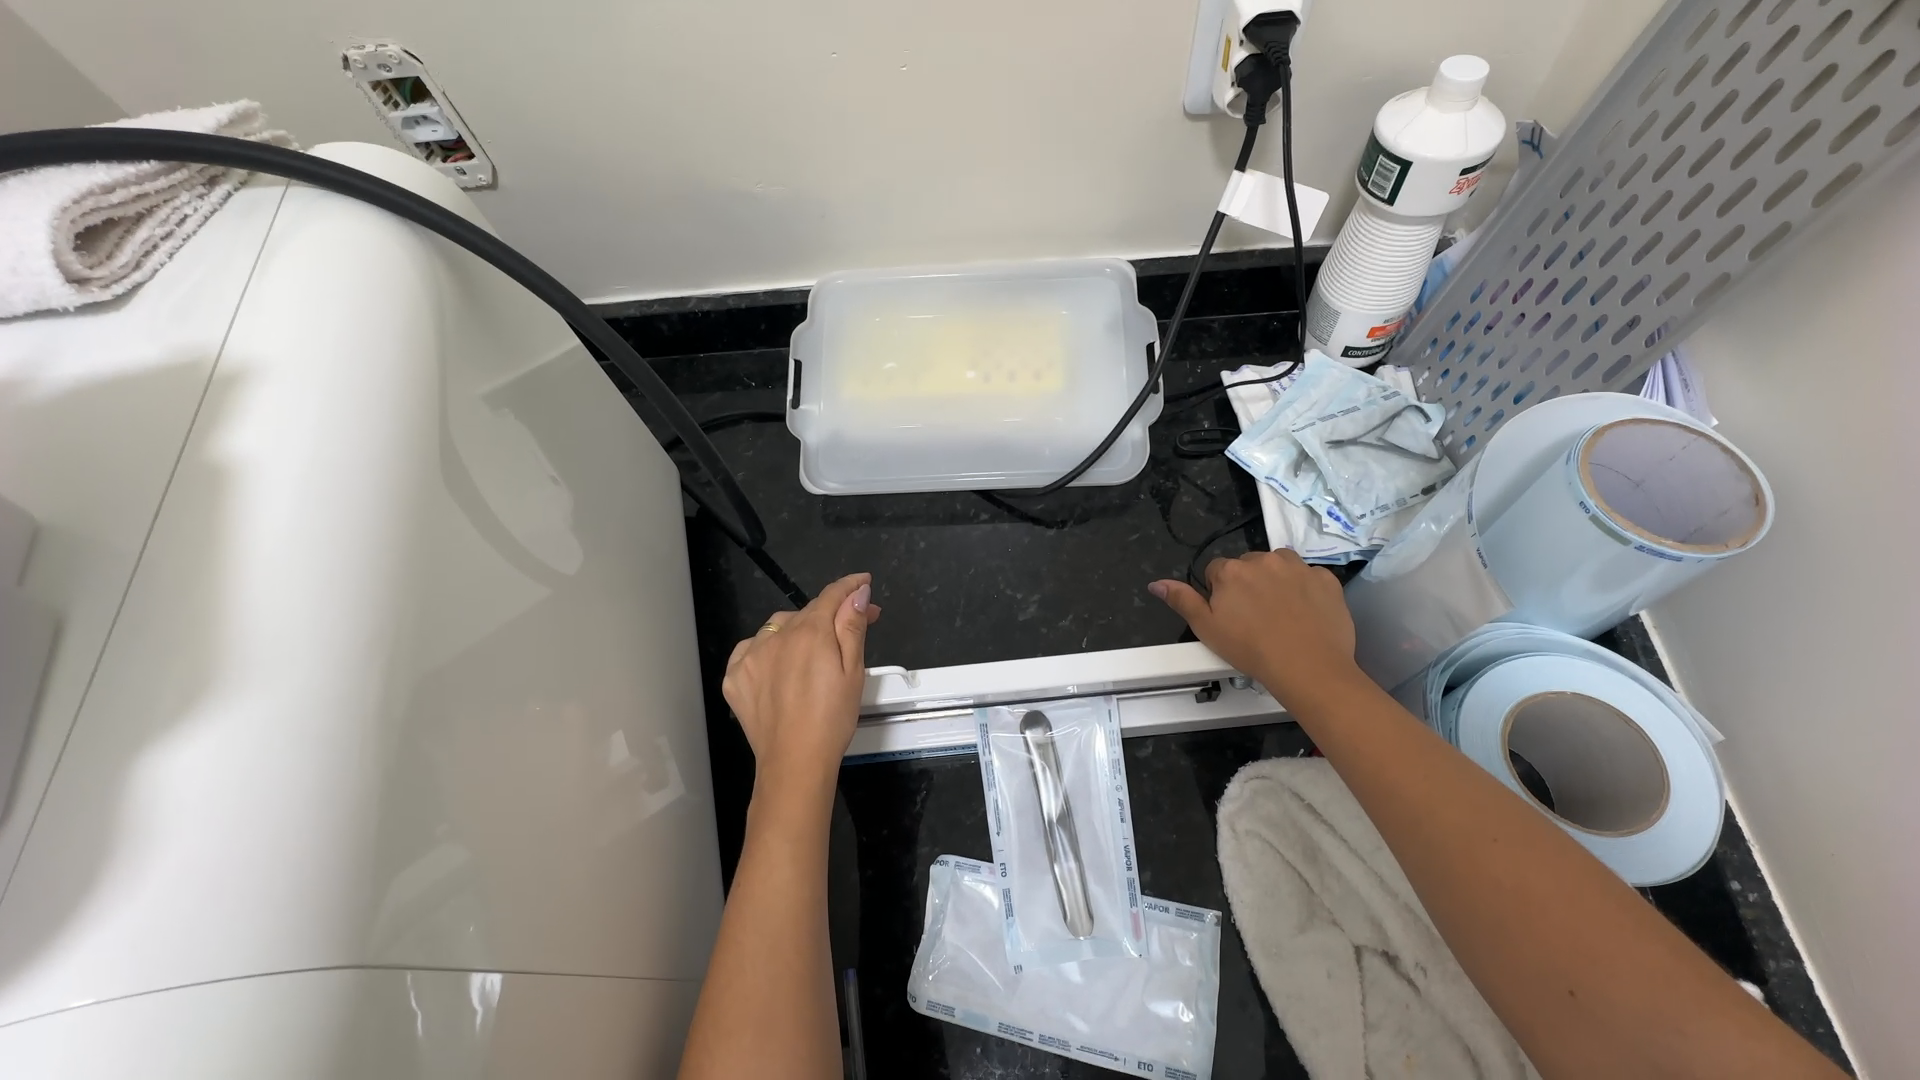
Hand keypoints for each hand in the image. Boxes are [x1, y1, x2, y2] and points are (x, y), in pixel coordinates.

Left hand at [723, 573, 880, 795]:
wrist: (795, 762)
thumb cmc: (833, 719)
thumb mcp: (854, 671)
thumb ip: (852, 626)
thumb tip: (857, 591)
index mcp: (810, 632)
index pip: (831, 596)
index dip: (850, 586)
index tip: (863, 583)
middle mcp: (776, 636)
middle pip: (805, 613)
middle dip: (829, 614)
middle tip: (849, 630)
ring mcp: (750, 656)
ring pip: (776, 628)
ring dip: (795, 630)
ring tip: (811, 653)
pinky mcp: (734, 677)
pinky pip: (750, 650)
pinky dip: (766, 650)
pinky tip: (778, 666)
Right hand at [1150, 551, 1361, 707]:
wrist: (1307, 666)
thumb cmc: (1250, 649)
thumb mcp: (1206, 629)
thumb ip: (1181, 600)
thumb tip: (1155, 583)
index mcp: (1231, 571)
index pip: (1217, 571)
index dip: (1220, 593)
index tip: (1230, 615)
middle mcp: (1264, 559)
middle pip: (1249, 565)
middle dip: (1249, 583)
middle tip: (1255, 617)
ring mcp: (1299, 567)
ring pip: (1280, 565)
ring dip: (1277, 580)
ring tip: (1280, 612)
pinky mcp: (1326, 578)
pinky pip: (1310, 577)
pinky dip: (1306, 589)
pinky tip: (1305, 614)